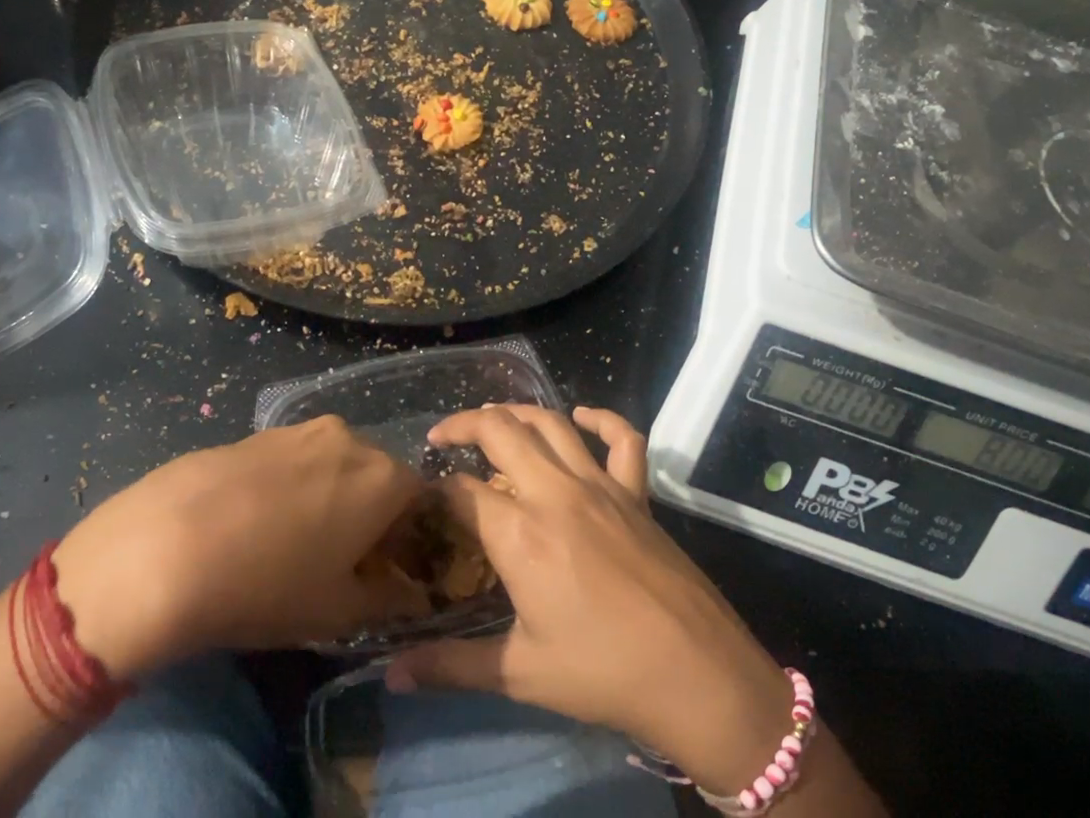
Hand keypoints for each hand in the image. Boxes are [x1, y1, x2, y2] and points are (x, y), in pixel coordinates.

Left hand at [51, 416, 429, 679]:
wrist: (160, 551)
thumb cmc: (267, 586)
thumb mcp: (338, 612)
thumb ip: (389, 601)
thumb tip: (412, 597)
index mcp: (383, 477)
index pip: (420, 502)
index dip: (408, 540)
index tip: (384, 574)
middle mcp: (348, 439)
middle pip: (376, 476)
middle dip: (370, 514)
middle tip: (339, 562)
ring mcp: (294, 430)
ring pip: (330, 465)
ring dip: (327, 498)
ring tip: (290, 543)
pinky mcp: (249, 433)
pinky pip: (288, 461)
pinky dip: (286, 488)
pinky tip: (251, 525)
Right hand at [384, 405, 791, 791]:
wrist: (698, 676)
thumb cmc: (603, 673)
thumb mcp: (518, 673)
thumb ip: (449, 666)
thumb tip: (391, 677)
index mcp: (519, 534)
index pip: (461, 492)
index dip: (433, 490)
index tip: (421, 500)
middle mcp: (556, 494)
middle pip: (500, 433)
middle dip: (463, 426)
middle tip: (442, 438)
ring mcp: (602, 489)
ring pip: (551, 424)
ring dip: (515, 412)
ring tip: (491, 418)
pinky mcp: (638, 497)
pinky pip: (624, 441)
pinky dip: (601, 419)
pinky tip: (581, 417)